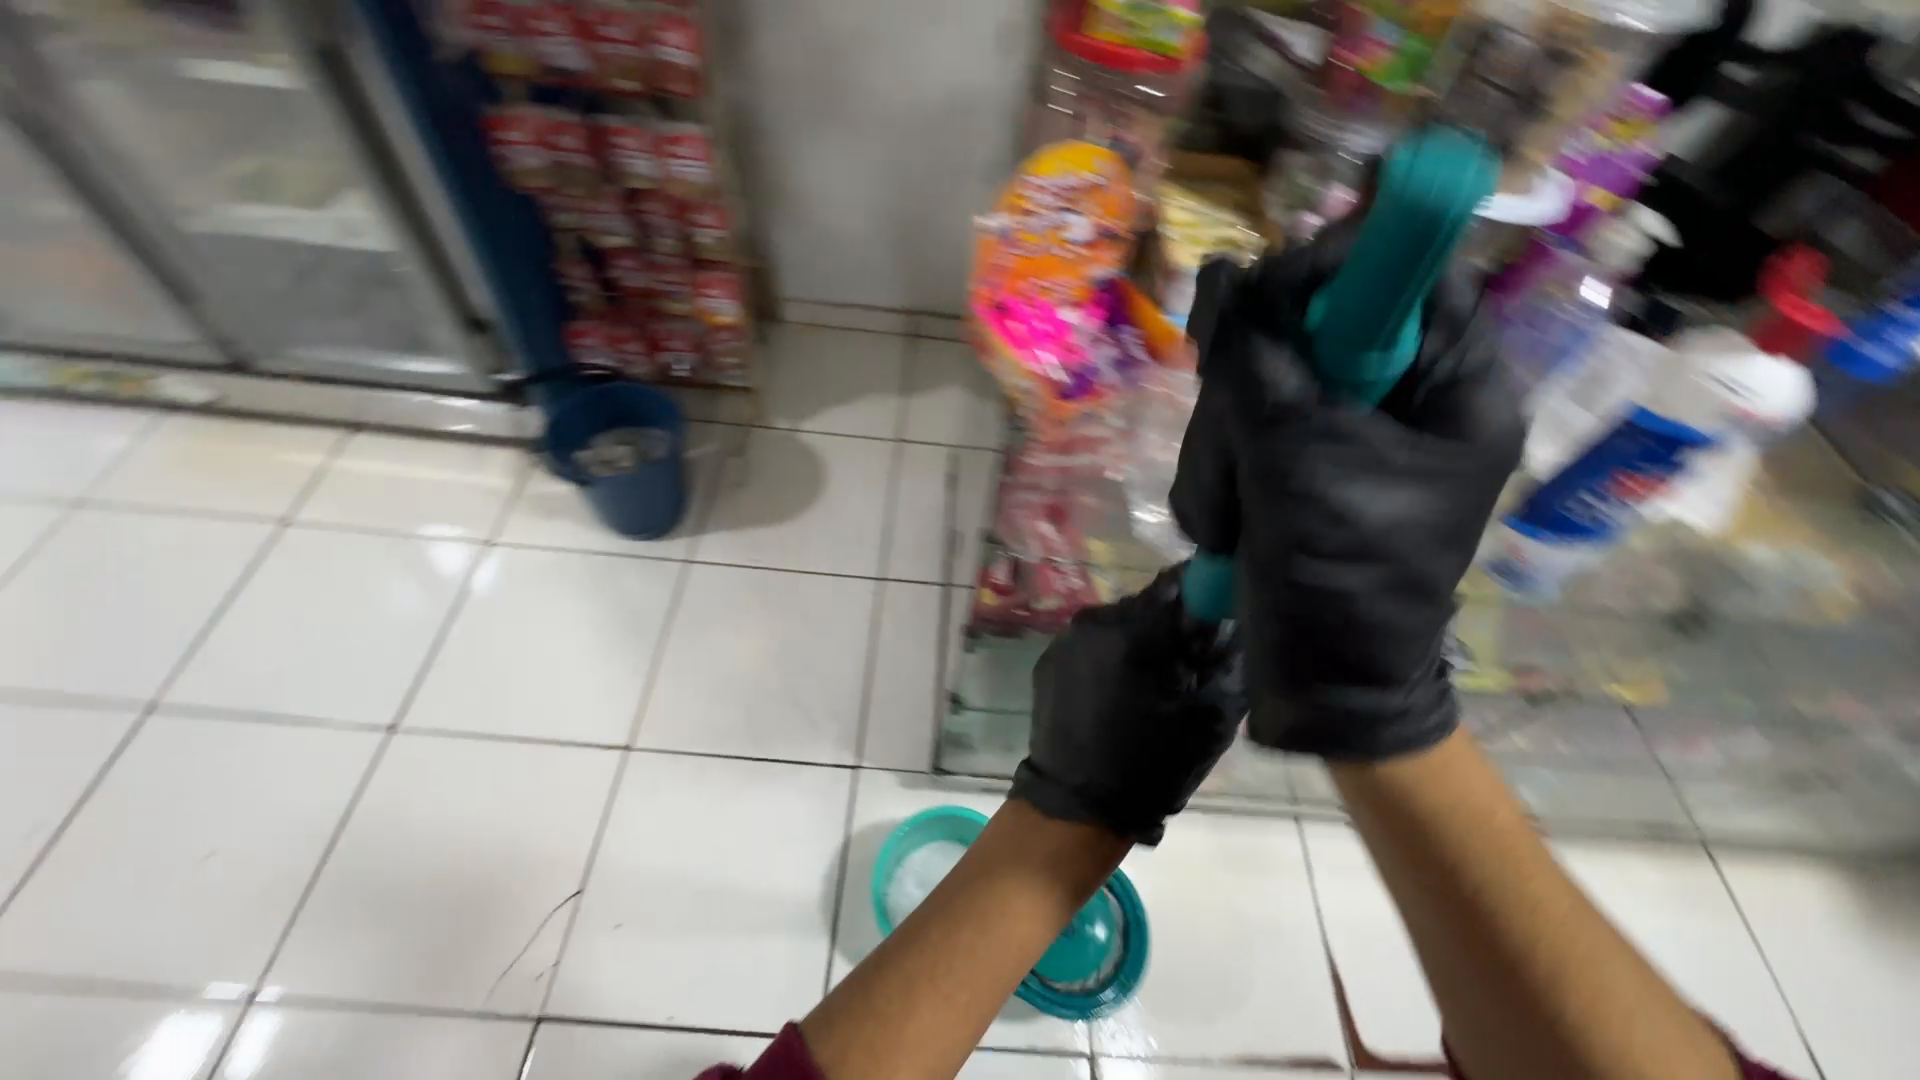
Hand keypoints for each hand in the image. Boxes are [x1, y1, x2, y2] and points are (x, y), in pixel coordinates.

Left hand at [1012, 566, 1244, 844]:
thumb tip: (1231, 620)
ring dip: (1140, 643)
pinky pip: (1092, 644)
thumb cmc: (1152, 764)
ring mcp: (1065, 638)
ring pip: (1119, 623)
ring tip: (1149, 689)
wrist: (1078, 806)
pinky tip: (1115, 696)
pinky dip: (1110, 657)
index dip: (1204, 599)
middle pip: (1149, 603)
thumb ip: (1227, 657)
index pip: (1180, 583)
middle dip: (1171, 627)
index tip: (1214, 628)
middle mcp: (1095, 620)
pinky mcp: (1048, 659)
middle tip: (1187, 669)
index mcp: (1136, 628)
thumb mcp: (1212, 715)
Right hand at [1170, 225, 1524, 761]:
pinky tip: (1227, 529)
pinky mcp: (1291, 468)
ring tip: (1231, 521)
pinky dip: (1216, 481)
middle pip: (1308, 330)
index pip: (1405, 273)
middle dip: (1249, 400)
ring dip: (1221, 454)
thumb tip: (1224, 271)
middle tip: (1238, 459)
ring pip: (1254, 387)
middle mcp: (1400, 400)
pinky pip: (1234, 435)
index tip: (1259, 307)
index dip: (1331, 269)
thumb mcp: (1298, 464)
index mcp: (1452, 389)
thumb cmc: (1341, 581)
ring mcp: (1339, 436)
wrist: (1321, 689)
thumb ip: (1255, 363)